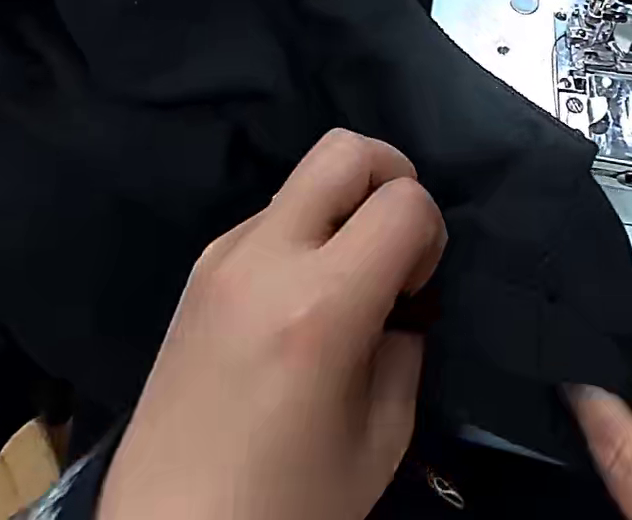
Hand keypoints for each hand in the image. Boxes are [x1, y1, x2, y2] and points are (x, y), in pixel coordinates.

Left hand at [98, 129, 446, 519]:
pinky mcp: (200, 266)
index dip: (431, 230)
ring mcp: (224, 255)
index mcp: (320, 305)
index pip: (404, 200)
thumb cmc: (289, 507)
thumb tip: (400, 295)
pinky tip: (297, 296)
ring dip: (345, 204)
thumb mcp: (383, 433)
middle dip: (391, 173)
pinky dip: (307, 230)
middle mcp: (266, 258)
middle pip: (344, 148)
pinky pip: (274, 214)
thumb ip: (405, 341)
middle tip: (395, 236)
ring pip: (307, 175)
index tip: (416, 283)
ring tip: (343, 275)